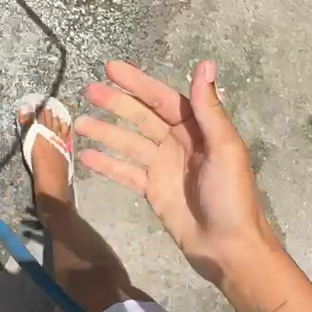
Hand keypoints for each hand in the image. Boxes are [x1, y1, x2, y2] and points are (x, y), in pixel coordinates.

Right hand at [74, 60, 281, 285]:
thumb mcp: (225, 148)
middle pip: (141, 117)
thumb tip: (205, 64)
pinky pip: (125, 172)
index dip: (137, 83)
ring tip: (78, 123)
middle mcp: (177, 143)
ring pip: (128, 143)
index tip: (111, 69)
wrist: (229, 248)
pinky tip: (85, 157)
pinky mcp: (152, 191)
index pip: (161, 98)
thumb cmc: (232, 196)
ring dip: (105, 132)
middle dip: (116, 103)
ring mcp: (163, 167)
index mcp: (197, 129)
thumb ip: (209, 108)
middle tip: (89, 90)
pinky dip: (106, 164)